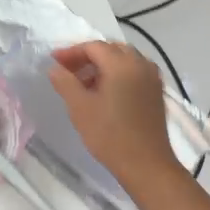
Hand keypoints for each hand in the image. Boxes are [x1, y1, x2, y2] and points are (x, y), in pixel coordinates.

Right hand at [48, 41, 176, 187]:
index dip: (71, 52)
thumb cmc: (109, 135)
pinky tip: (105, 92)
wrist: (145, 163)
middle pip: (111, 49)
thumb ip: (65, 83)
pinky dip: (118, 74)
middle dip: (87, 57)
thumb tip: (55, 68)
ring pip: (124, 60)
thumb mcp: (80, 108)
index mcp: (122, 64)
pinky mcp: (156, 91)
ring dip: (103, 65)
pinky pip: (135, 72)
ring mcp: (152, 77)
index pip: (94, 47)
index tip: (54, 62)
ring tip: (84, 84)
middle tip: (68, 71)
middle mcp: (141, 64)